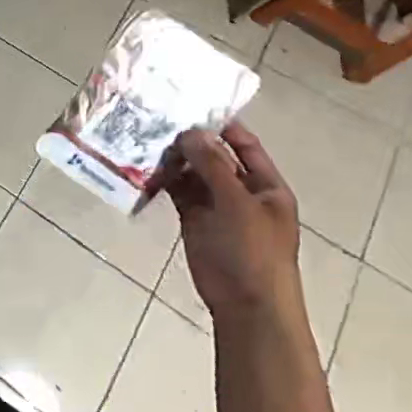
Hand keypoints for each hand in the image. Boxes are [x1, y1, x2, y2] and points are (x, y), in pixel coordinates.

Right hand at [150, 122, 300, 316]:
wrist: (248, 307)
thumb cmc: (253, 252)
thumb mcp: (238, 204)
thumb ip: (214, 166)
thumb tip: (191, 132)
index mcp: (266, 185)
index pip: (244, 145)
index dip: (221, 125)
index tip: (191, 104)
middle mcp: (242, 191)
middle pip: (215, 157)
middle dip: (191, 141)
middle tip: (158, 119)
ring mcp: (217, 206)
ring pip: (194, 174)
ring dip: (175, 159)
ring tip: (146, 138)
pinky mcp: (195, 221)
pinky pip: (180, 193)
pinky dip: (165, 181)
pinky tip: (145, 167)